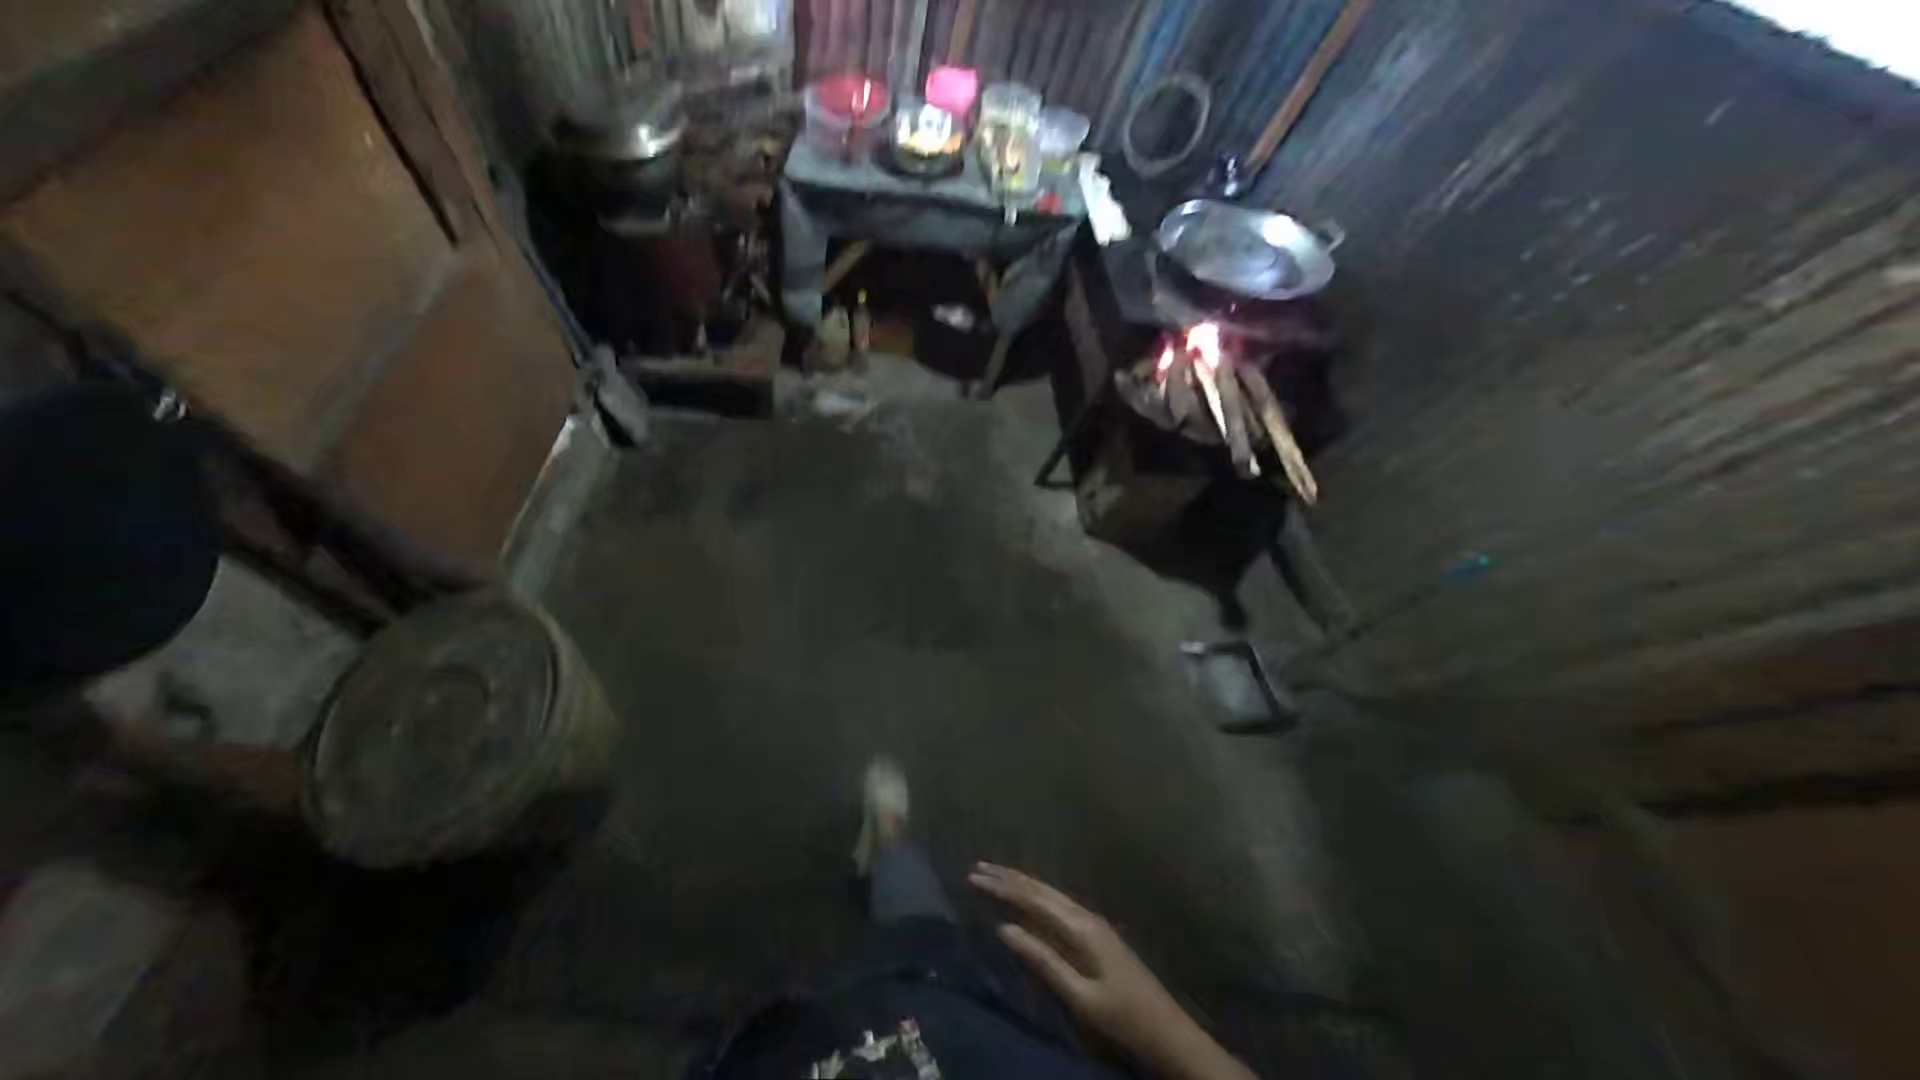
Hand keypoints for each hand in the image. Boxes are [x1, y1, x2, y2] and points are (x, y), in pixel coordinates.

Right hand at [968, 863, 1256, 1079]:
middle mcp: (1086, 916)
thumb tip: (1005, 928)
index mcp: (1080, 927)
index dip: (1002, 886)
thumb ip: (1043, 960)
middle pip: (1041, 889)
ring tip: (995, 875)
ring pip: (1050, 894)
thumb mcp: (1079, 995)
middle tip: (977, 868)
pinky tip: (1028, 899)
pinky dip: (1037, 897)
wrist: (1168, 1031)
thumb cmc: (1123, 1016)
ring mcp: (1093, 923)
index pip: (1033, 898)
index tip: (974, 876)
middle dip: (1008, 877)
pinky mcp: (1096, 935)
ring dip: (1021, 884)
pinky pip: (1059, 906)